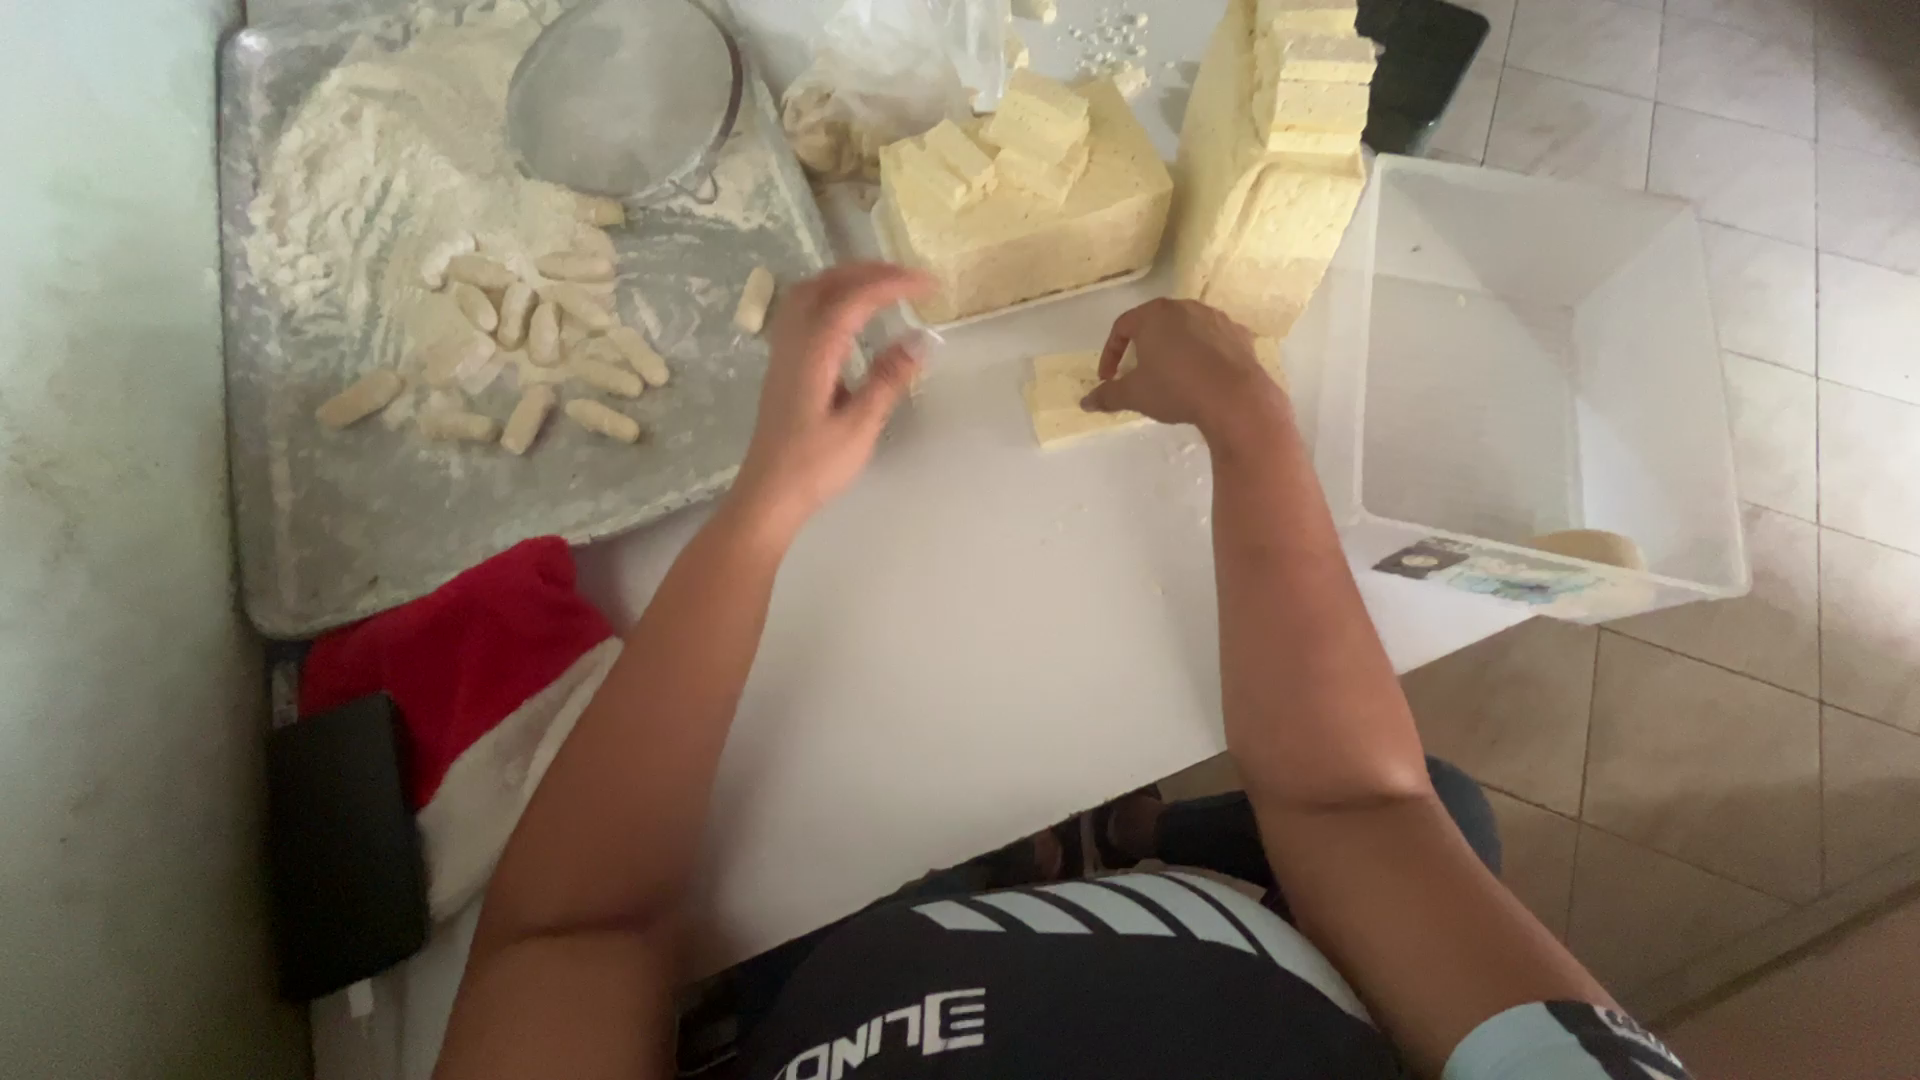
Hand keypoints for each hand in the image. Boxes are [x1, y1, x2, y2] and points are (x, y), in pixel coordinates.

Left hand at [729, 262, 933, 536]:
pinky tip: (852, 316)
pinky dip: (832, 297)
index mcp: (813, 352)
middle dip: (870, 271)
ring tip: (884, 286)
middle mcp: (793, 341)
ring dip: (847, 280)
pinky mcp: (783, 365)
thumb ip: (888, 379)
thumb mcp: (860, 426)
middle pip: (827, 283)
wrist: (769, 493)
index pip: (853, 299)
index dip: (892, 283)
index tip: (929, 285)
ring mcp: (784, 351)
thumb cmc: (814, 466)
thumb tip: (920, 340)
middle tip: (911, 278)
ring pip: (810, 293)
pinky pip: (803, 311)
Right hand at [1081, 298, 1290, 444]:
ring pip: (1185, 330)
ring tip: (1171, 376)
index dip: (1110, 353)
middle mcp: (1185, 307)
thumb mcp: (1134, 395)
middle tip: (1138, 373)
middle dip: (1143, 348)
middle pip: (1155, 324)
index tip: (1108, 378)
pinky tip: (1201, 378)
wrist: (1234, 397)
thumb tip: (1086, 402)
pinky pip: (1212, 341)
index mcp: (1154, 315)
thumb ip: (1107, 395)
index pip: (1122, 327)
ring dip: (1173, 349)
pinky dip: (1202, 355)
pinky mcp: (1239, 334)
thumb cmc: (1175, 388)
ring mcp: (1215, 318)